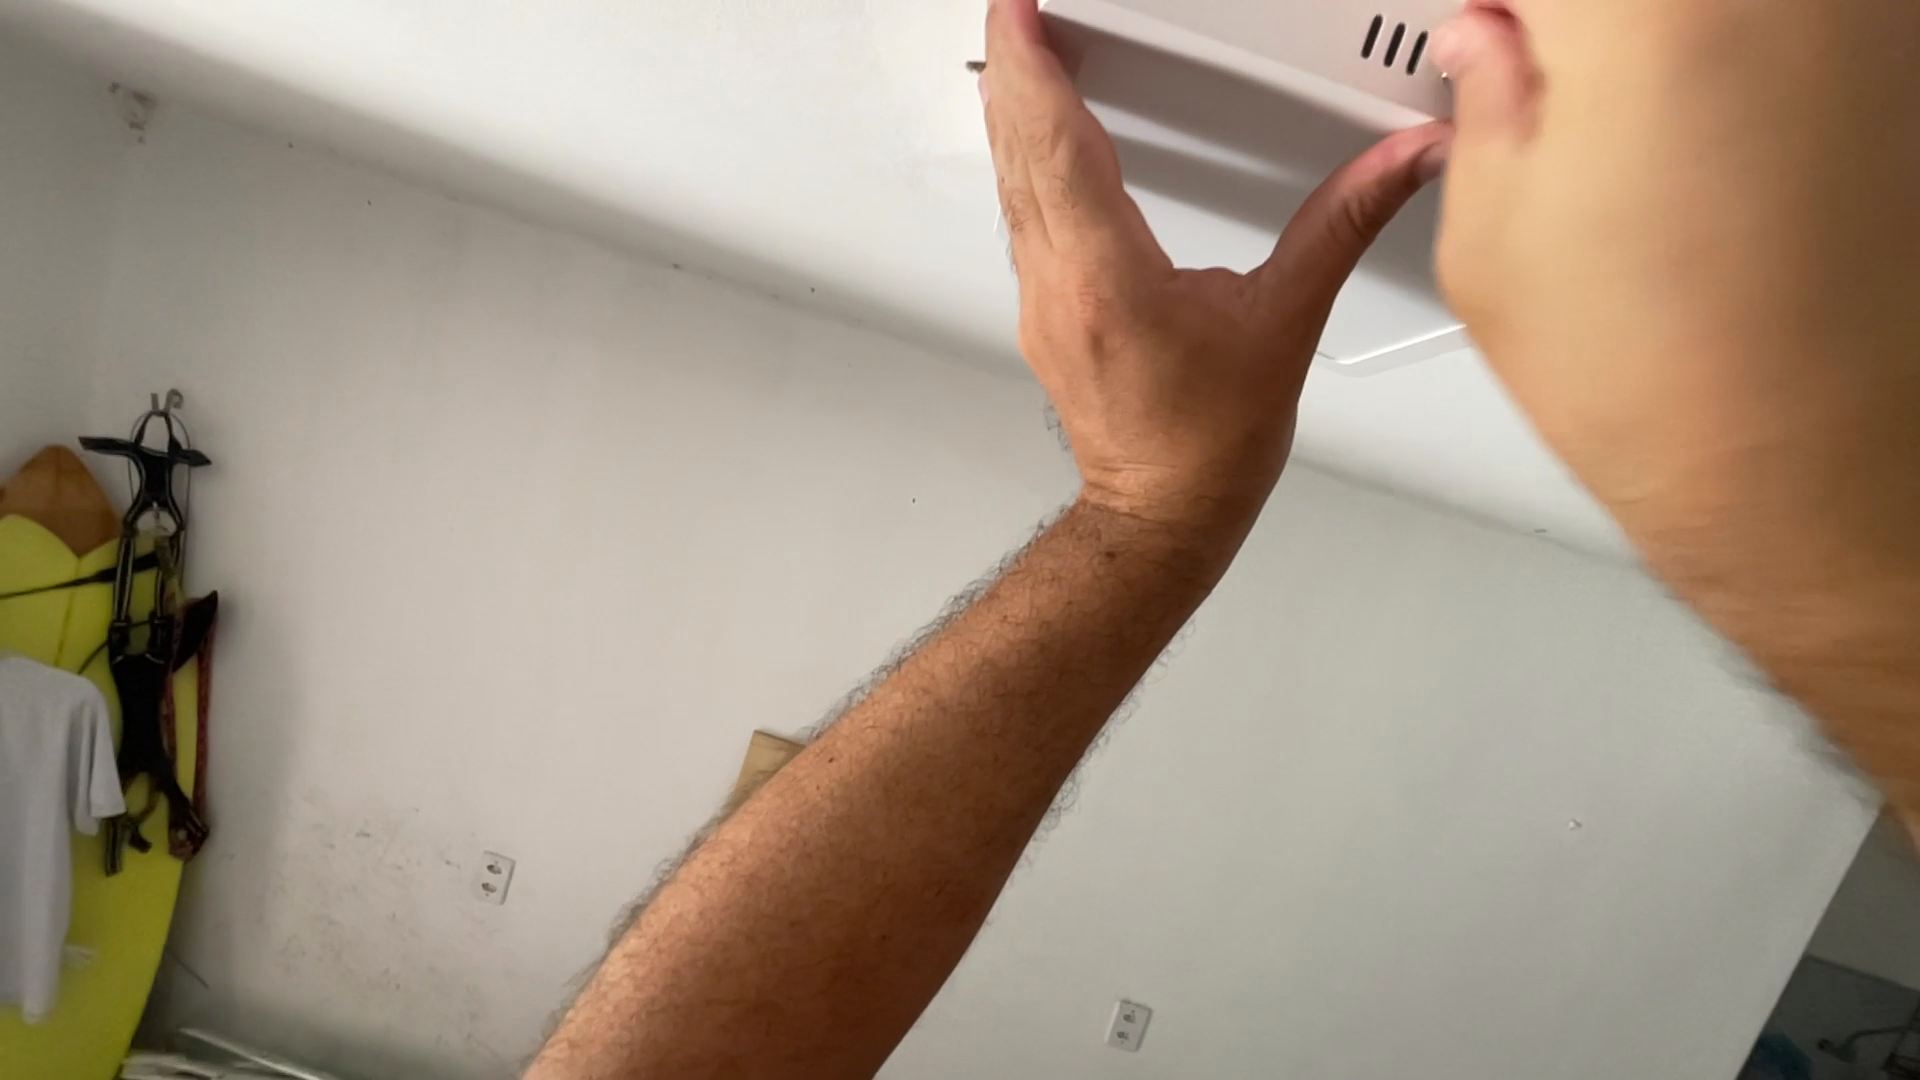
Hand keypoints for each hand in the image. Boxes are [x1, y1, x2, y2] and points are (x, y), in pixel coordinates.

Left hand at [981, 0, 1449, 536]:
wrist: (1161, 508)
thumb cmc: (1207, 444)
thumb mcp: (1282, 326)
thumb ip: (1337, 228)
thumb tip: (1401, 158)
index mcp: (1107, 280)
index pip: (1054, 150)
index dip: (1031, 71)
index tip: (1016, 8)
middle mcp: (1058, 288)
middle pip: (1019, 159)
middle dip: (1012, 73)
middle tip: (1015, 7)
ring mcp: (1041, 306)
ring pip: (1012, 193)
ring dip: (1014, 121)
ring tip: (1020, 55)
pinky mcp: (1044, 318)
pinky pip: (1022, 226)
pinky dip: (1026, 171)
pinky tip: (1038, 147)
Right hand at [1432, 2, 1919, 810]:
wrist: (1796, 450)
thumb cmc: (1640, 370)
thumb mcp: (1487, 236)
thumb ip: (1481, 106)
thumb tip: (1481, 40)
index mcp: (1647, 15)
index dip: (1480, 5)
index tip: (1463, 30)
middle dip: (1544, 23)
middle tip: (1506, 57)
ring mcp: (1871, 20)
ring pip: (1695, 12)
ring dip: (1626, 46)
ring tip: (1583, 110)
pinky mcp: (1903, 65)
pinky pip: (1776, 35)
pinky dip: (1705, 64)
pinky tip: (1670, 126)